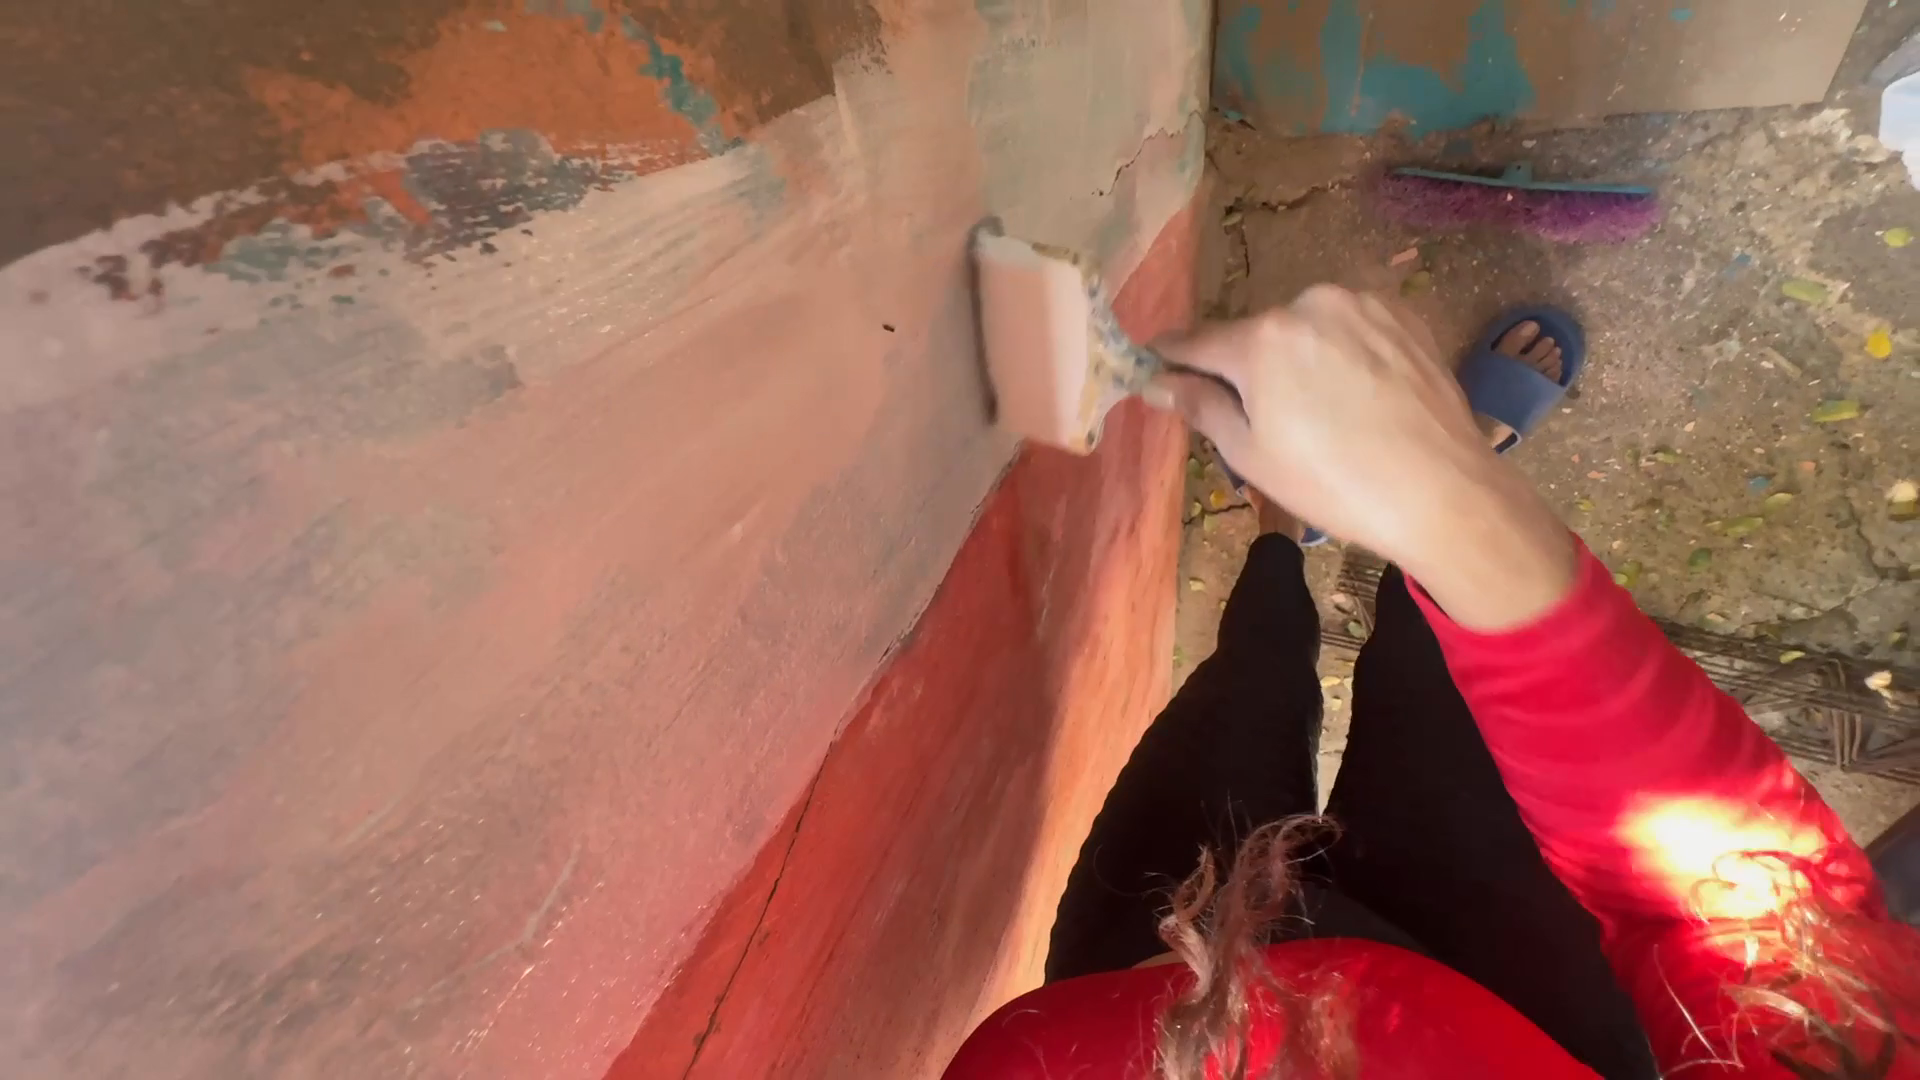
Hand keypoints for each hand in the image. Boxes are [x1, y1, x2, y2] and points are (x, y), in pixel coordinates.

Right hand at [1149, 286, 1577, 629]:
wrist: (1440, 491)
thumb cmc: (1329, 482)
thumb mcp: (1249, 453)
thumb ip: (1199, 405)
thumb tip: (1154, 382)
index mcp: (1262, 339)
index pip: (1196, 341)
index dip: (1168, 354)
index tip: (1150, 359)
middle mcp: (1308, 304)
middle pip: (1252, 335)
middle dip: (1242, 365)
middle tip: (1254, 414)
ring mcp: (1361, 304)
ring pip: (1301, 328)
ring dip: (1291, 356)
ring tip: (1314, 408)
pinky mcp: (1402, 314)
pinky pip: (1345, 327)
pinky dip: (1334, 350)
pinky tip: (1352, 394)